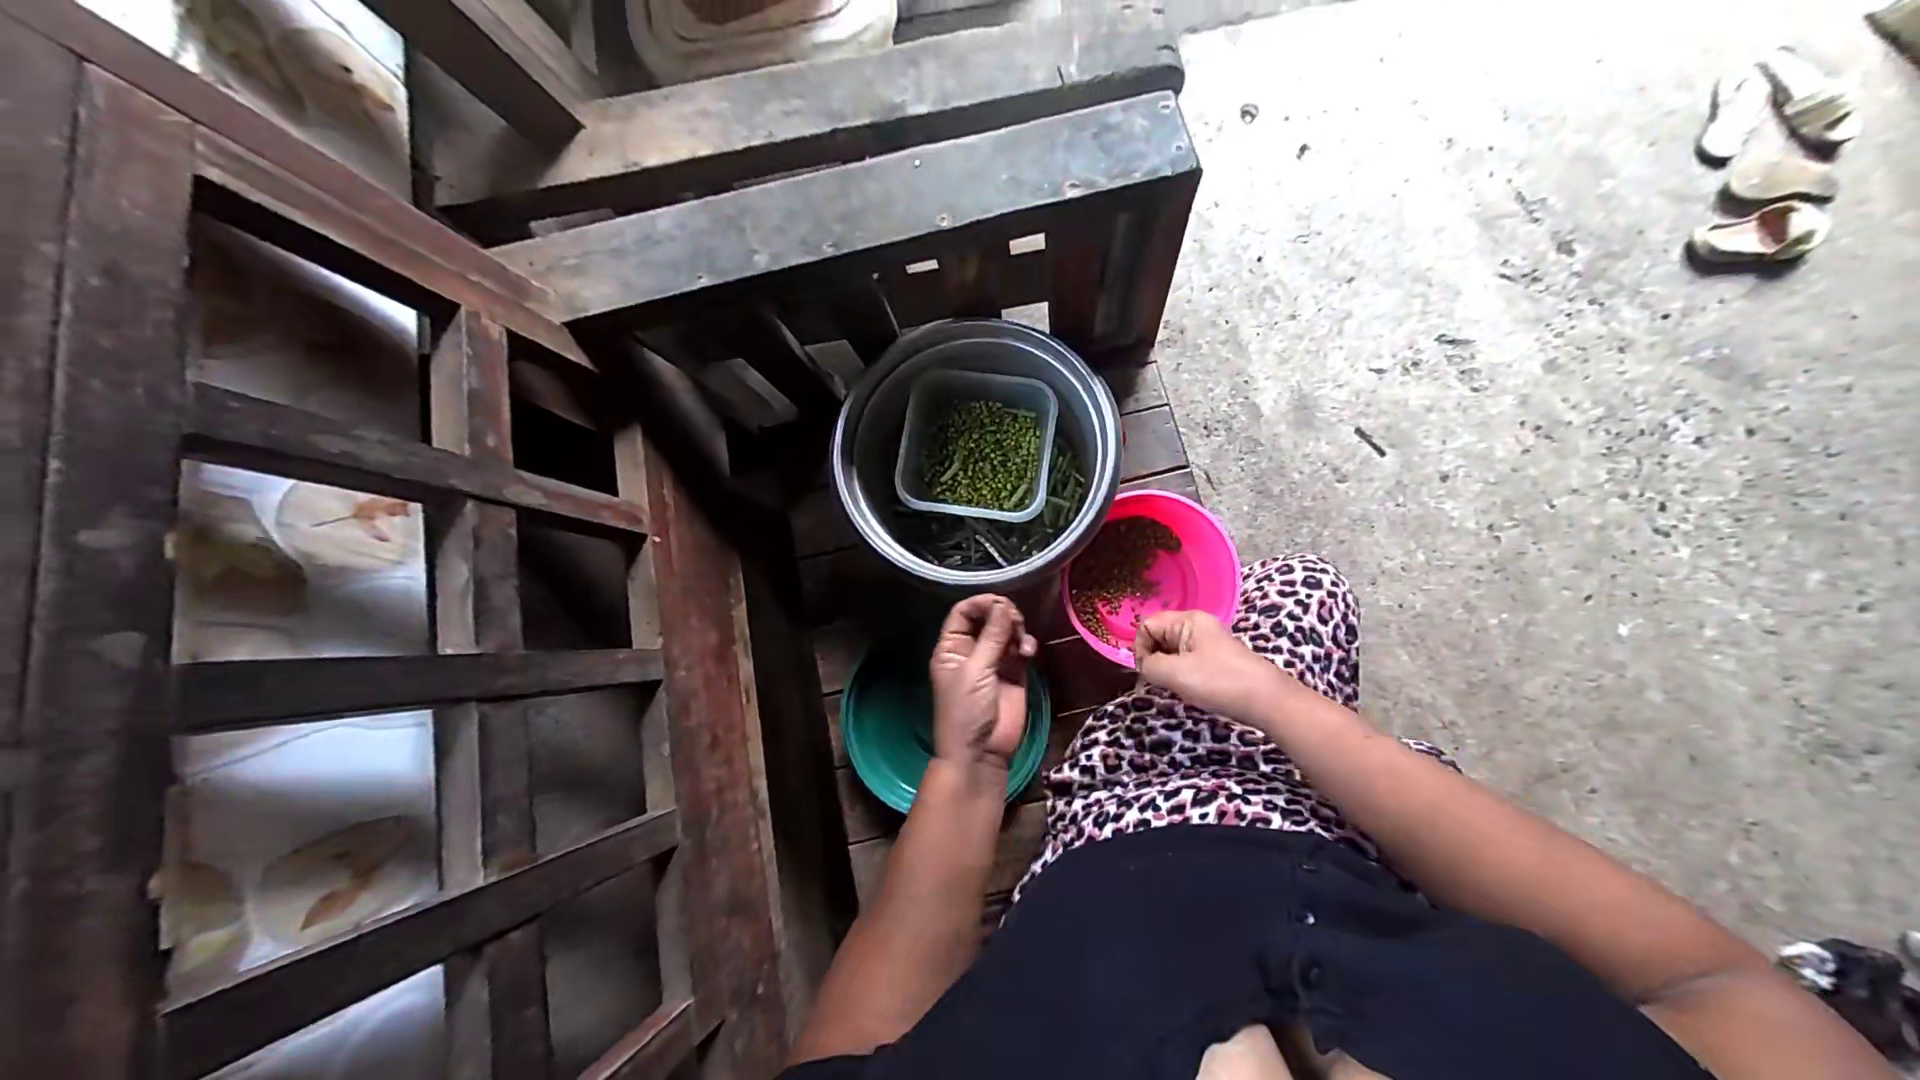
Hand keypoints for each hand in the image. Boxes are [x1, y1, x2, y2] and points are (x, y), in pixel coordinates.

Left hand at [929, 595, 1037, 771]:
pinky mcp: (1014, 673)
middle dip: (1003, 614)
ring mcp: (993, 660)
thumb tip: (1004, 605)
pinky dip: (1026, 645)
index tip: (1000, 602)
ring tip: (1021, 642)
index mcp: (951, 646)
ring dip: (1017, 630)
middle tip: (1014, 621)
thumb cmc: (966, 711)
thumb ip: (992, 637)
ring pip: (1007, 630)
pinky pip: (1020, 648)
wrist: (981, 753)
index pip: (963, 612)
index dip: (981, 603)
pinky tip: (1027, 652)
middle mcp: (972, 649)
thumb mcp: (975, 671)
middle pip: (988, 617)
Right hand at [1133, 610, 1300, 722]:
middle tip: (1161, 681)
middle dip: (1153, 658)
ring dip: (1167, 669)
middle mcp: (1197, 625)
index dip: (1140, 648)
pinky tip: (1191, 689)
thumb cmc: (1219, 682)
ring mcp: (1208, 642)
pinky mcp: (1216, 659)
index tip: (1147, 671)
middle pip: (1159, 636)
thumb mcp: (1175, 673)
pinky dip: (1181, 675)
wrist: (1268, 701)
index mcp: (1188, 619)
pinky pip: (1186, 661)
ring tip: (1177, 686)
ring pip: (1172, 651)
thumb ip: (1149, 665)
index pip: (1147, 625)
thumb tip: (1144, 665)